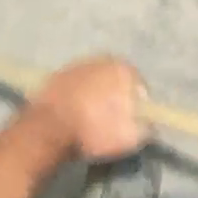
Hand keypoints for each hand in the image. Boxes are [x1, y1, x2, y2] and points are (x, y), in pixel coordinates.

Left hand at [27, 55, 148, 160]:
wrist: (50, 128)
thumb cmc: (96, 130)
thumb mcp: (132, 137)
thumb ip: (146, 126)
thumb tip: (147, 122)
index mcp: (124, 69)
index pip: (140, 87)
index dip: (139, 106)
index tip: (133, 122)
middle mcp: (102, 59)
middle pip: (116, 80)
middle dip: (116, 97)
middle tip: (112, 120)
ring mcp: (77, 65)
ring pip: (94, 81)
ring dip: (95, 95)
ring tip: (91, 118)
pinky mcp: (56, 74)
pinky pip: (75, 86)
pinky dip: (77, 97)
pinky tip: (74, 113)